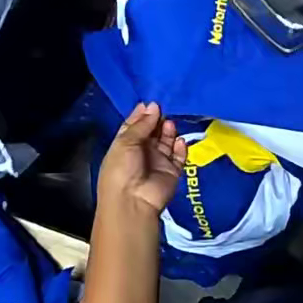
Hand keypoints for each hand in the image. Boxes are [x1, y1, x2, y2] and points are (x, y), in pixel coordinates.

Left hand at [97, 102, 186, 218]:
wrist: (133, 201)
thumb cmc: (122, 169)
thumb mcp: (126, 142)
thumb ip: (141, 124)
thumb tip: (153, 106)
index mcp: (125, 145)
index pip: (135, 126)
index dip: (143, 114)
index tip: (152, 102)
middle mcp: (141, 152)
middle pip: (152, 132)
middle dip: (158, 120)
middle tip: (165, 109)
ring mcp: (158, 162)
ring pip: (166, 142)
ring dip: (168, 131)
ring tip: (170, 124)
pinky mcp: (172, 171)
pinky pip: (179, 156)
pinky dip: (180, 148)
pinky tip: (179, 140)